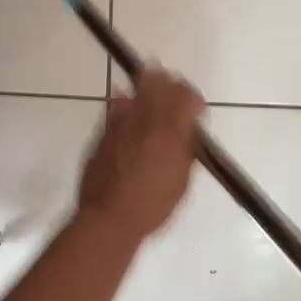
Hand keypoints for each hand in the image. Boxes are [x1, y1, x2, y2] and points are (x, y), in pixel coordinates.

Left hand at [76, 68, 203, 243]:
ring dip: (148, 85)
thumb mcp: (181, 183)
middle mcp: (146, 121)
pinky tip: (125, 100)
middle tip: (175, 86)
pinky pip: (115, 107)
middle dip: (171, 83)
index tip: (198, 108)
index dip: (194, 99)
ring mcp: (121, 124)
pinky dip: (123, 101)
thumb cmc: (152, 207)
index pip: (185, 98)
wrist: (109, 218)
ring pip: (136, 91)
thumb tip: (188, 135)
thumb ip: (185, 152)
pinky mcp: (103, 133)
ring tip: (153, 82)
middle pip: (160, 86)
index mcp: (171, 134)